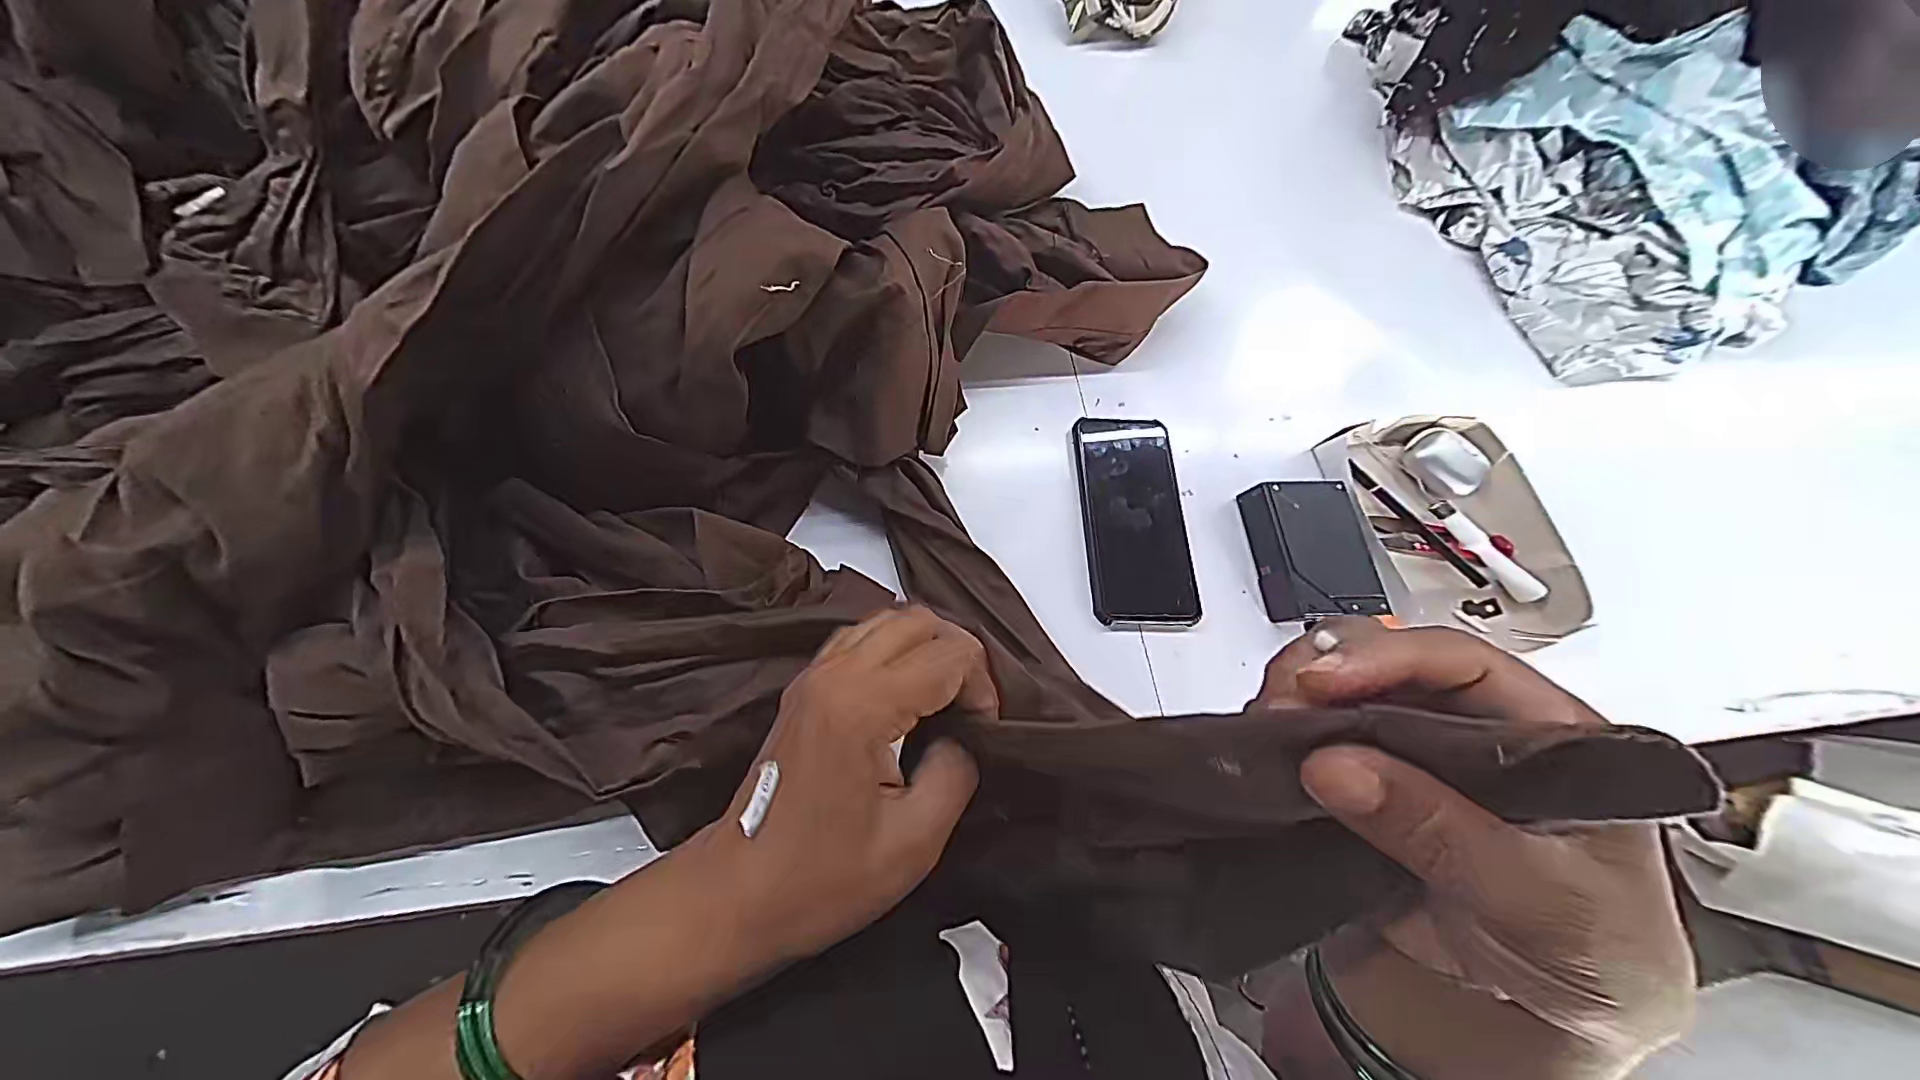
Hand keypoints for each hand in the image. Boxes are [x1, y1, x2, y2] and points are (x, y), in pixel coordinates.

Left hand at [710, 605, 990, 962]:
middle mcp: (834, 676)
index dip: (982, 687)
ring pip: (888, 620)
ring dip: (927, 646)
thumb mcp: (913, 841)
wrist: (736, 892)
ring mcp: (814, 677)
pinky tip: (905, 691)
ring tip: (945, 695)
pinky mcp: (805, 688)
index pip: (948, 656)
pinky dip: (894, 649)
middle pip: (920, 621)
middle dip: (960, 655)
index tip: (983, 728)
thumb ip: (956, 772)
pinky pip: (860, 639)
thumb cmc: (816, 878)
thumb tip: (965, 737)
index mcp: (861, 706)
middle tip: (972, 706)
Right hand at [1256, 618, 1694, 1079]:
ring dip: (1293, 694)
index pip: (1460, 663)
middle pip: (1383, 657)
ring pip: (1336, 686)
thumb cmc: (1583, 954)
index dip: (1387, 657)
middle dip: (1324, 666)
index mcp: (1541, 733)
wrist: (1522, 1011)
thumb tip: (1337, 768)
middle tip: (1287, 698)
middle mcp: (1464, 725)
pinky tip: (1264, 745)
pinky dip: (1277, 731)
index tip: (1325, 679)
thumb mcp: (1538, 900)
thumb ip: (1443, 832)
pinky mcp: (1354, 772)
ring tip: (1269, 725)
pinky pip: (1307, 733)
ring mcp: (1403, 747)